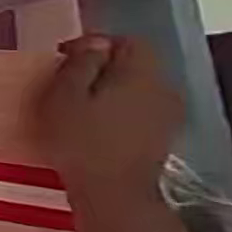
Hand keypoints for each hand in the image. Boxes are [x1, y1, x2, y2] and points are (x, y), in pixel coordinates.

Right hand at [31, 34, 182, 189]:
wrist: (113, 190)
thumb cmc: (80, 139)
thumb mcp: (65, 96)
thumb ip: (81, 65)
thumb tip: (96, 42)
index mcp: (140, 75)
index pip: (129, 41)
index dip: (95, 42)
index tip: (63, 56)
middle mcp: (164, 88)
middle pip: (137, 63)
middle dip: (103, 64)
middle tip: (65, 79)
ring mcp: (169, 113)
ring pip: (139, 85)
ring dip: (111, 86)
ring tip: (79, 101)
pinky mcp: (164, 132)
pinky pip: (142, 105)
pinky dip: (120, 104)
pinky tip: (98, 121)